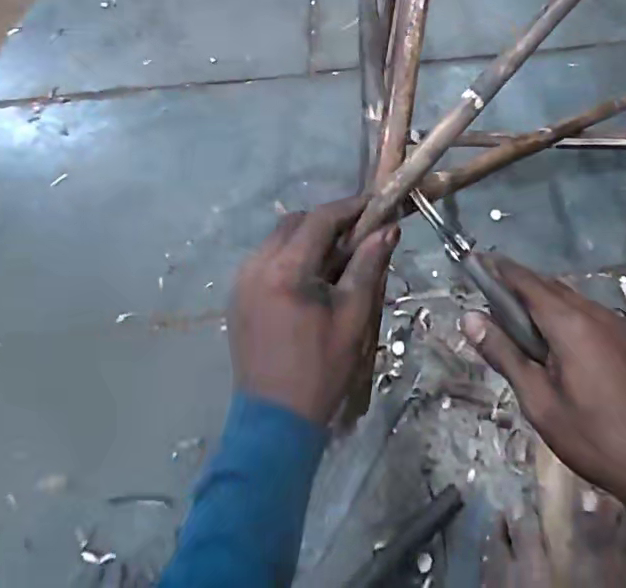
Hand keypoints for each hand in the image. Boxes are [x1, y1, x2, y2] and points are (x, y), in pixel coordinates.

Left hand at [230, 195, 399, 424]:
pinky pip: (265, 258)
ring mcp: (241, 279)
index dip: (349, 208)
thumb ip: (368, 266)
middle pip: (294, 223)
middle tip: (358, 236)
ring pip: (277, 238)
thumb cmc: (321, 370)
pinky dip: (289, 257)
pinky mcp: (237, 294)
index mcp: (284, 269)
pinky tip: (310, 278)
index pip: (318, 220)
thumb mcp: (352, 317)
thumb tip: (388, 229)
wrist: (275, 421)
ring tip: (337, 259)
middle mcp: (256, 264)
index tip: (375, 205)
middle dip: (327, 222)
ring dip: (307, 239)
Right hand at [459, 257, 625, 517]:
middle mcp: (595, 314)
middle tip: (489, 300)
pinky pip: (588, 313)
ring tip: (519, 324)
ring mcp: (617, 326)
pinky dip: (564, 313)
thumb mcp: (538, 401)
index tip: (474, 261)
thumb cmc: (593, 437)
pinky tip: (555, 341)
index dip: (498, 268)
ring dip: (541, 300)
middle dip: (518, 285)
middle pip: (548, 285)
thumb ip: (503, 354)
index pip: (526, 281)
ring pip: (570, 298)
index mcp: (570, 324)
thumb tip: (469, 317)